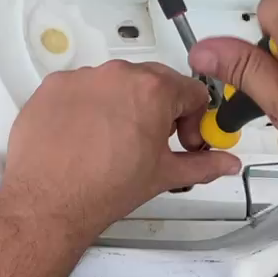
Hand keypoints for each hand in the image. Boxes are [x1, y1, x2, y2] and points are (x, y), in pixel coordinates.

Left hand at [0, 60, 240, 243]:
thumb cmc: (106, 188)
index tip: (184, 141)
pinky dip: (88, 108)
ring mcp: (82, 78)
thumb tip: (228, 163)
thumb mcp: (164, 175)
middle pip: (154, 82)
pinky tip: (85, 138)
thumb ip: (203, 164)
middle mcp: (118, 74)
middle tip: (151, 144)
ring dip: (123, 107)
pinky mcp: (52, 87)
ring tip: (114, 144)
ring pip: (116, 85)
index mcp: (154, 90)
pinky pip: (81, 89)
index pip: (192, 91)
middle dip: (160, 110)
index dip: (194, 120)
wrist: (49, 202)